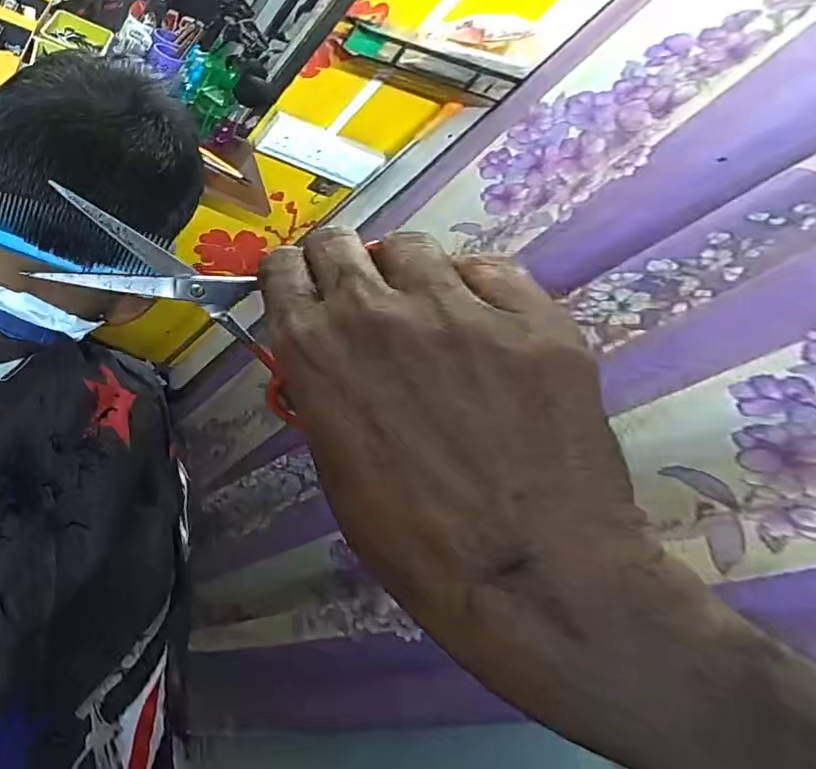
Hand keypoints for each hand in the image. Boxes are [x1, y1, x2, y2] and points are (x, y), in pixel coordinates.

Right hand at [258, 230, 653, 636]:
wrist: (530, 574)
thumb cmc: (403, 526)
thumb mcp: (326, 445)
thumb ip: (319, 379)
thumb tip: (327, 352)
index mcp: (310, 344)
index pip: (280, 266)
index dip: (289, 273)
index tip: (301, 284)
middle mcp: (370, 311)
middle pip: (337, 241)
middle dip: (338, 260)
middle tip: (358, 289)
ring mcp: (457, 311)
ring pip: (411, 246)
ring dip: (405, 270)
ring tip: (426, 307)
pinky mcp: (535, 324)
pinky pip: (493, 269)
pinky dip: (477, 287)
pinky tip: (485, 323)